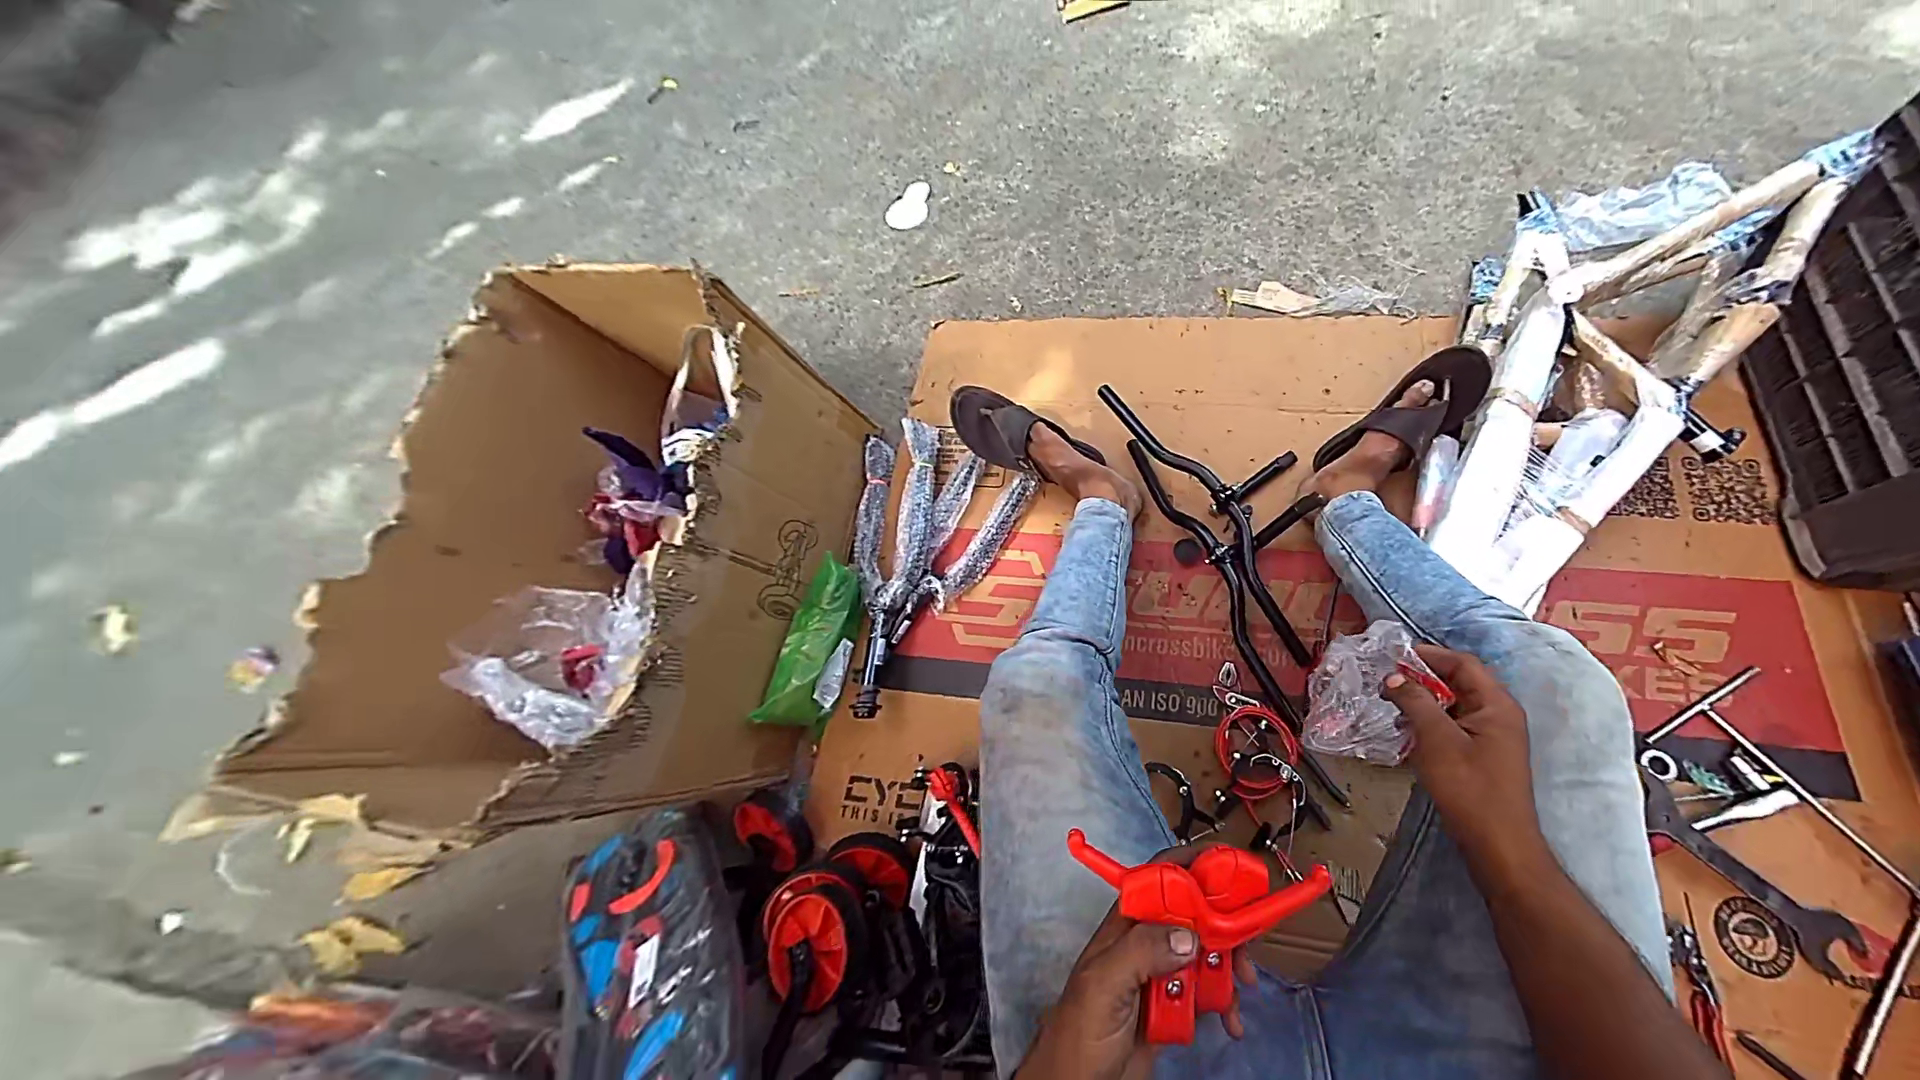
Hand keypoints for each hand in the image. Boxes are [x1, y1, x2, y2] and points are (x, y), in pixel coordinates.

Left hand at [1016, 845, 1258, 1079]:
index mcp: (1126, 922)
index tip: (1234, 873)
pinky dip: (1225, 1002)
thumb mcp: (1105, 983)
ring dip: (1227, 969)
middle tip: (1245, 951)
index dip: (1194, 869)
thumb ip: (1141, 952)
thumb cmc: (1081, 1027)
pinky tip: (1231, 1021)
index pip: (1161, 879)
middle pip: (1193, 914)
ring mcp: (1161, 971)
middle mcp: (1146, 940)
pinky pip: (1207, 992)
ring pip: (1205, 953)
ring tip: (1239, 993)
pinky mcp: (1174, 1004)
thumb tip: (1190, 934)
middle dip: (1224, 926)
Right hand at [1382, 645, 1551, 882]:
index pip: (1463, 664)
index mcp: (1496, 705)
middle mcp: (1497, 714)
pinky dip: (1427, 717)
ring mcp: (1490, 735)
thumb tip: (1394, 676)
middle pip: (1457, 681)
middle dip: (1421, 675)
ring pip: (1451, 702)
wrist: (1496, 841)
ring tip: (1388, 698)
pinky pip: (1450, 722)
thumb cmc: (1469, 785)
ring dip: (1421, 697)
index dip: (1429, 655)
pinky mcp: (1479, 752)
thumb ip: (1415, 701)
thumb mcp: (1436, 738)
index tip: (1392, 656)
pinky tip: (1404, 724)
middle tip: (1384, 676)